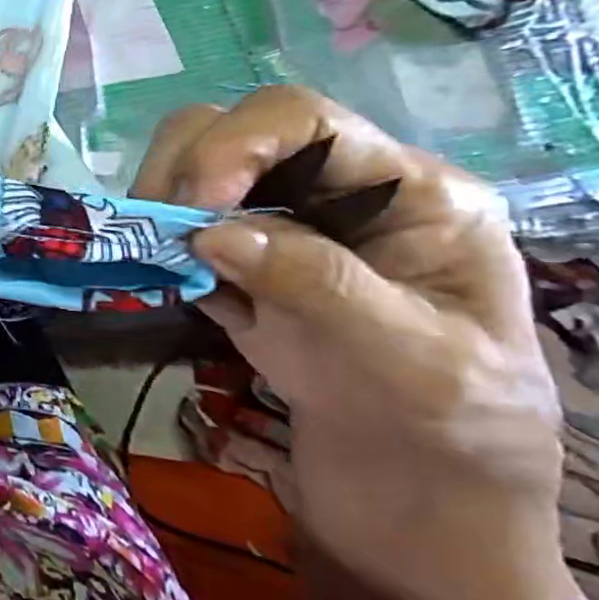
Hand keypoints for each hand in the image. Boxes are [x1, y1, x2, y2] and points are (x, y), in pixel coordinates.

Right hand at [131, 86, 598, 599]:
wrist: (411, 481)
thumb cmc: (444, 425)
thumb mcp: (413, 361)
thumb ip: (319, 284)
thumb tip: (209, 232)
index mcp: (408, 190)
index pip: (303, 118)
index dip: (234, 145)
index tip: (196, 208)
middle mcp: (337, 185)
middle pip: (228, 124)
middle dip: (182, 171)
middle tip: (165, 235)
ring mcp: (279, 216)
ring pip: (187, 161)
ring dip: (158, 201)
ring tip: (165, 260)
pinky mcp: (234, 249)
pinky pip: (172, 216)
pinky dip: (154, 238)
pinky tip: (174, 281)